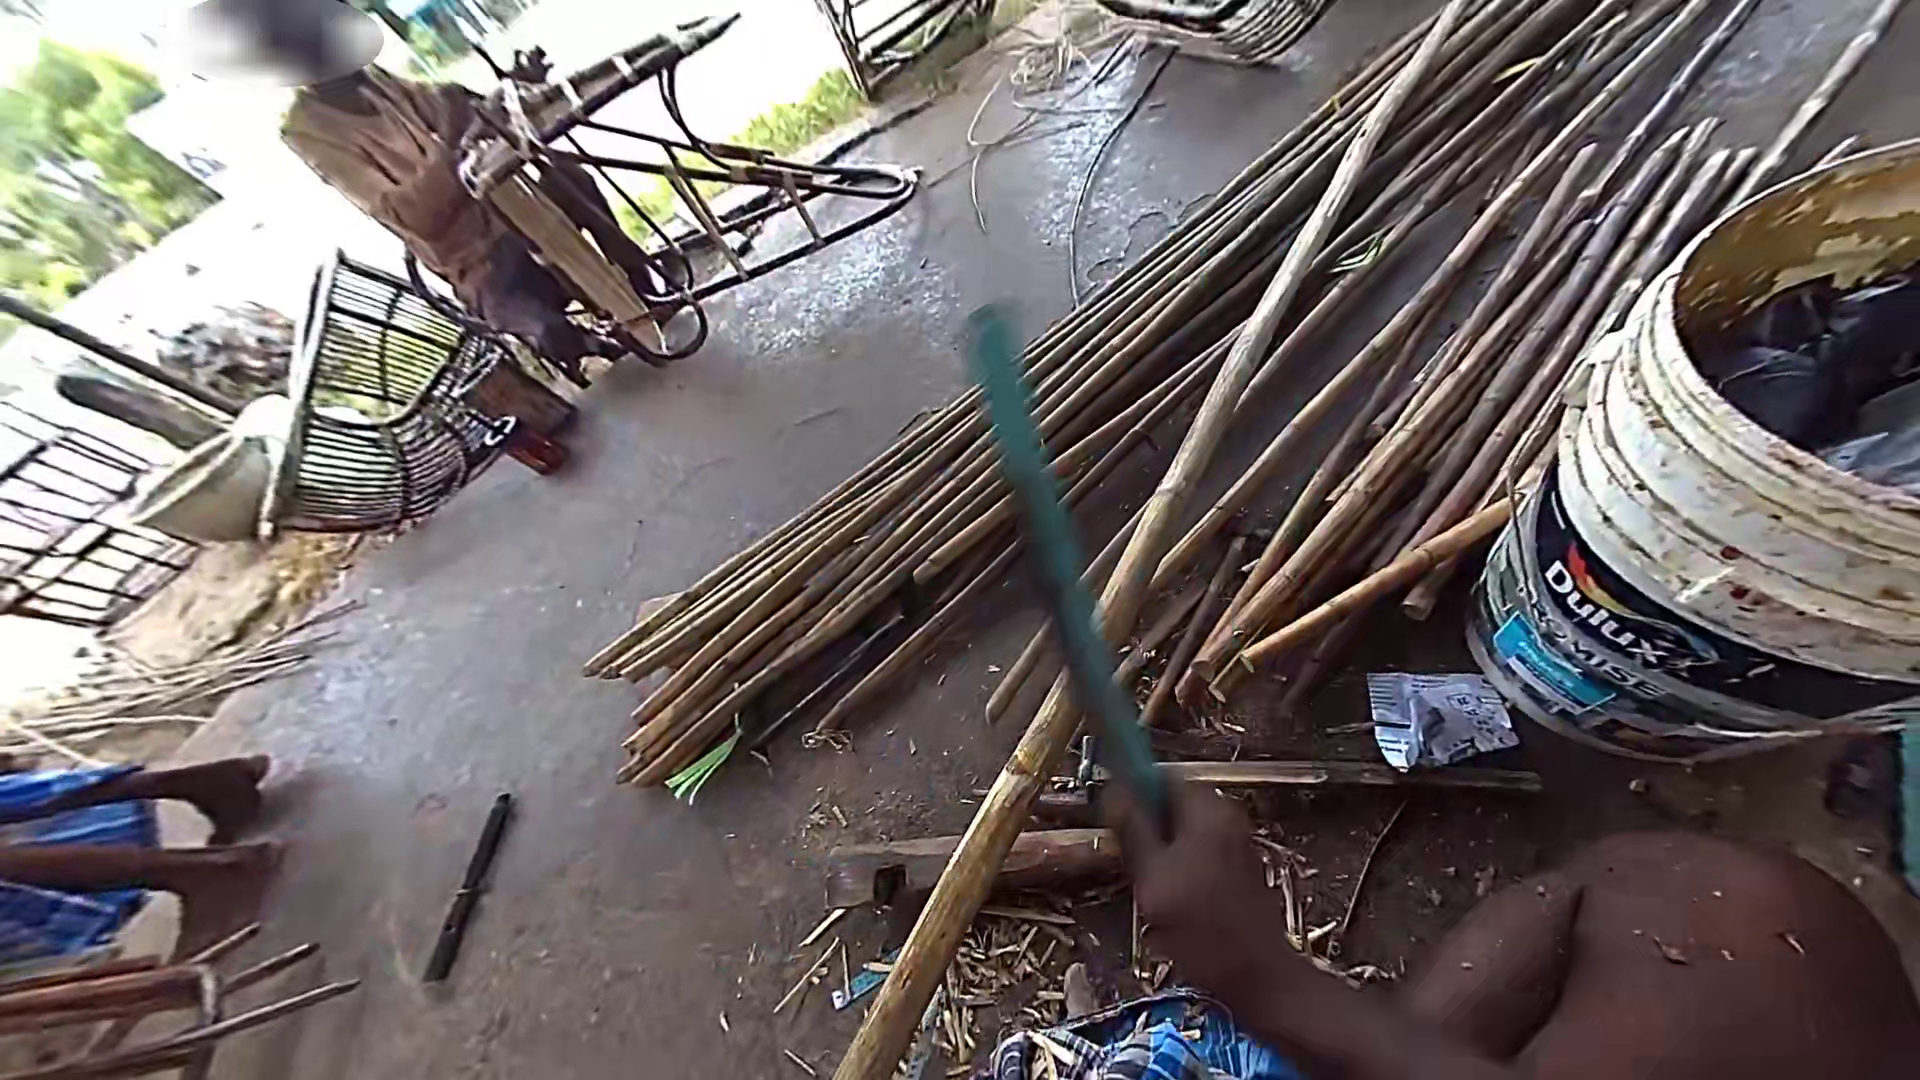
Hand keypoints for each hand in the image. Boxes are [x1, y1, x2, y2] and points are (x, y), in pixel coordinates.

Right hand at [1107, 780, 1294, 1001]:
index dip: (1131, 789)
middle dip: (1144, 822)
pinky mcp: (1236, 863)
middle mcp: (1224, 814)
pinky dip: (1175, 860)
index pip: (1158, 774)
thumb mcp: (1154, 875)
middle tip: (1129, 854)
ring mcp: (1233, 839)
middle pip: (1167, 800)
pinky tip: (1169, 894)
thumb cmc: (1204, 928)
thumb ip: (1131, 828)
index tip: (1113, 817)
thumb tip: (1112, 789)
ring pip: (1177, 826)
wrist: (1263, 983)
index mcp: (1206, 808)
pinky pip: (1193, 845)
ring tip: (1148, 879)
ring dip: (1157, 845)